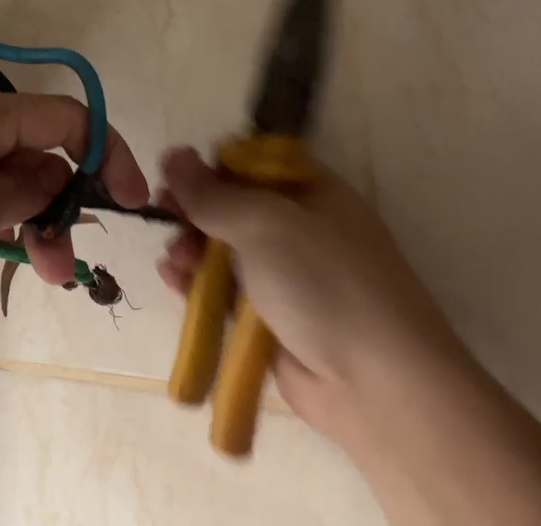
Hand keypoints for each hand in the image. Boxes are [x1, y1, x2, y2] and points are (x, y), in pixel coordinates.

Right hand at [155, 147, 465, 442]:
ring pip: (222, 249)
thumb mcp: (264, 223)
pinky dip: (196, 284)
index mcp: (312, 193)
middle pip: (231, 206)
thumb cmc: (324, 284)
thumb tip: (173, 154)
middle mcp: (299, 229)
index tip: (176, 174)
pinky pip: (222, 291)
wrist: (376, 386)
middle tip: (163, 214)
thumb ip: (212, 192)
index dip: (212, 165)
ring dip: (190, 248)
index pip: (253, 163)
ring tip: (174, 261)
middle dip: (194, 209)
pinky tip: (173, 281)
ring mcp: (285, 276)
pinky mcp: (269, 318)